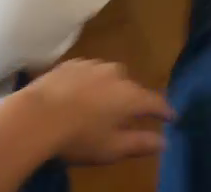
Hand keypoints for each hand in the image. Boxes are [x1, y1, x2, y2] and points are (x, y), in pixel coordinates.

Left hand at [18, 59, 173, 165]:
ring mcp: (93, 64)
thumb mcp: (113, 148)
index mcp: (130, 95)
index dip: (165, 111)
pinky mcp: (72, 62)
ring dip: (111, 89)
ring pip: (110, 76)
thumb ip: (141, 143)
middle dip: (134, 100)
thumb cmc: (80, 136)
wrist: (39, 115)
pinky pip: (90, 72)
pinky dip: (91, 82)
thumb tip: (164, 141)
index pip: (155, 101)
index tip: (172, 117)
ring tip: (103, 106)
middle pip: (132, 86)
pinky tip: (81, 95)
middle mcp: (116, 73)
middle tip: (130, 115)